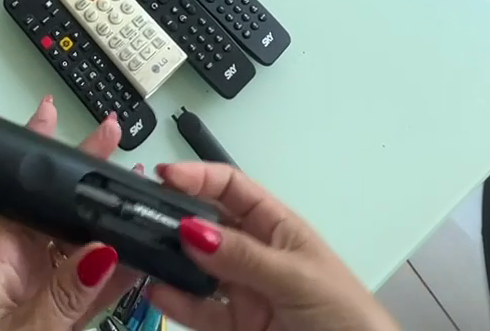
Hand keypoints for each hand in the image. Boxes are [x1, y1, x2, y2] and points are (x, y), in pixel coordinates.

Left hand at [0, 97, 140, 330]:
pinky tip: (144, 257)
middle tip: (114, 141)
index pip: (16, 188)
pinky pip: (97, 285)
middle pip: (55, 207)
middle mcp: (19, 265)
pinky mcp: (62, 318)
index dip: (33, 150)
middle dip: (85, 175)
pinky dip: (121, 270)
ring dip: (110, 219)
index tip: (48, 112)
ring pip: (82, 243)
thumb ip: (59, 297)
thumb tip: (99, 249)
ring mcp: (42, 291)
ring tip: (139, 190)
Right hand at [146, 162, 397, 330]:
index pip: (230, 187)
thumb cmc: (347, 316)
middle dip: (176, 215)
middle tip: (142, 212)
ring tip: (142, 248)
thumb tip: (193, 229)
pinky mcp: (237, 328)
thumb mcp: (297, 277)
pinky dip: (176, 301)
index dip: (198, 176)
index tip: (165, 174)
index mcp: (277, 226)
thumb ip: (244, 256)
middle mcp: (255, 253)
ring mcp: (244, 291)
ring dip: (170, 257)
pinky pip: (199, 311)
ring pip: (197, 267)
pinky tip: (157, 289)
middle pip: (207, 224)